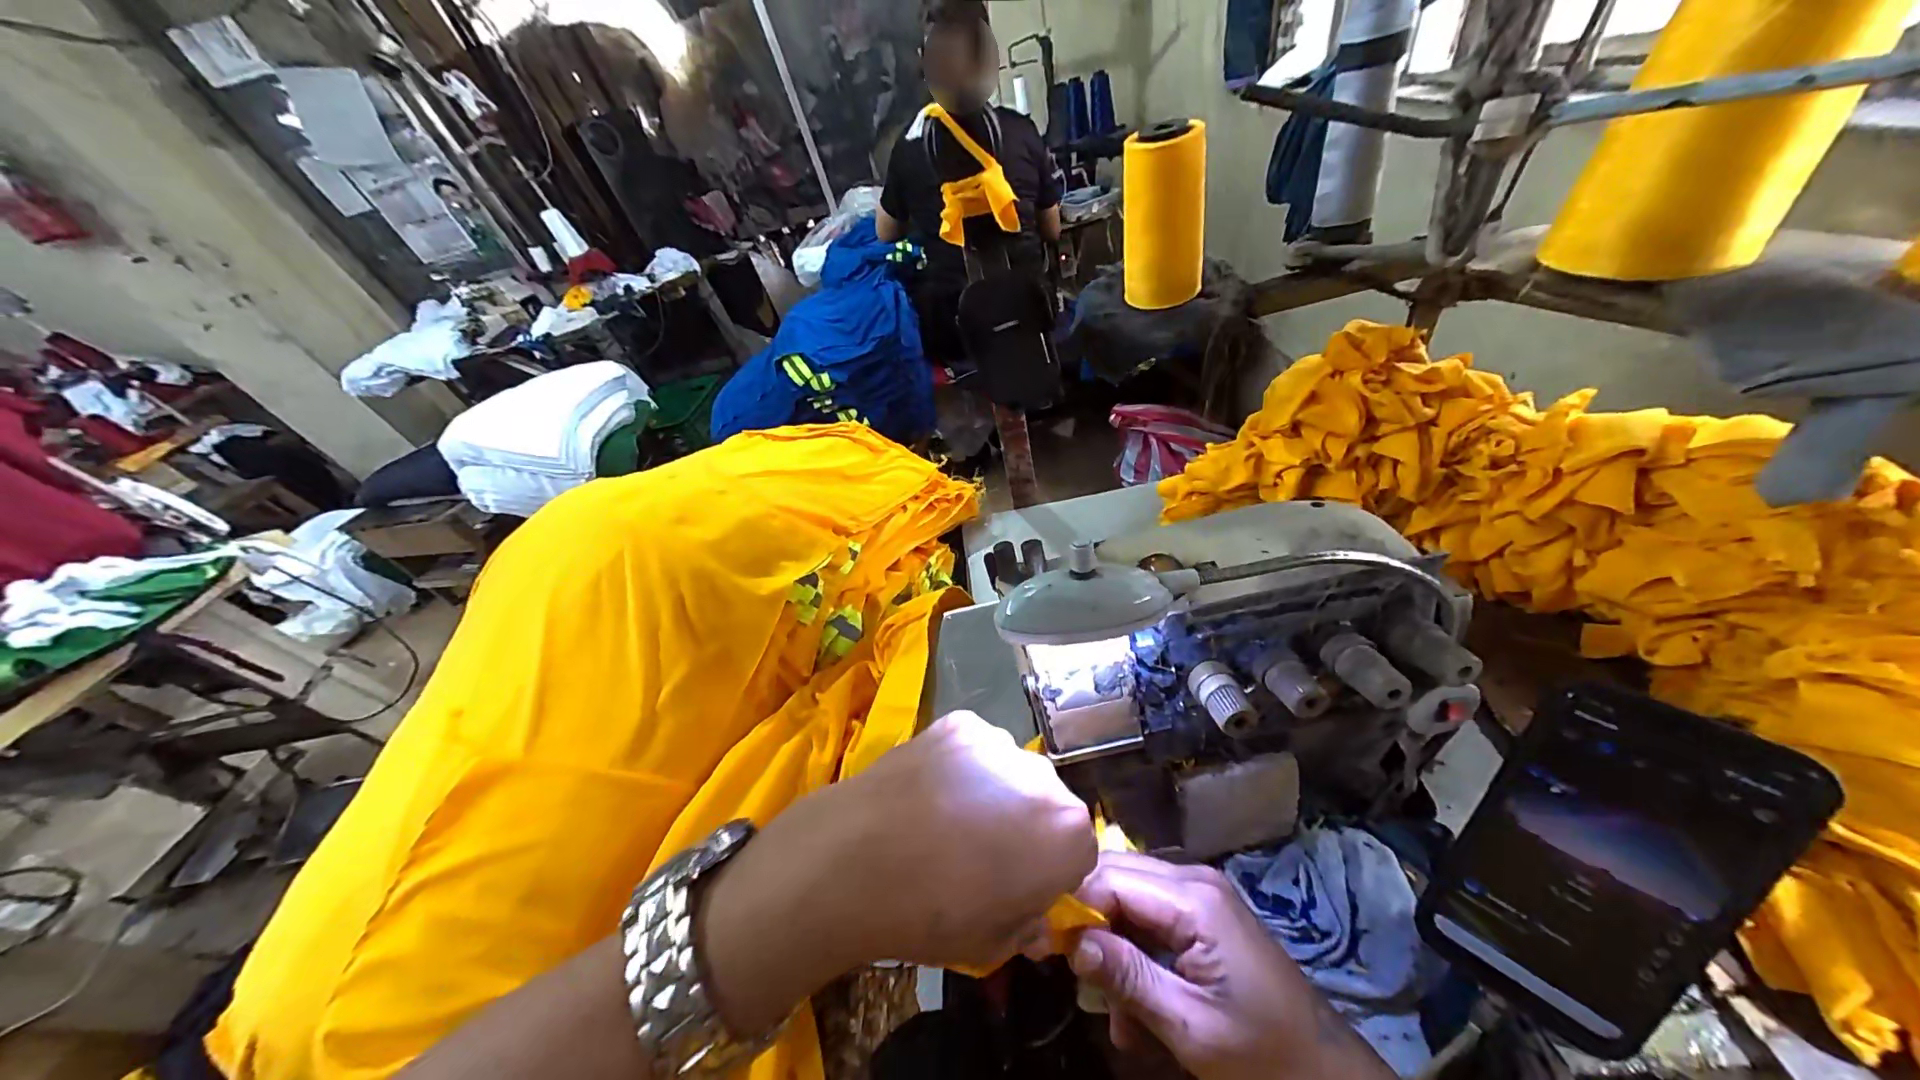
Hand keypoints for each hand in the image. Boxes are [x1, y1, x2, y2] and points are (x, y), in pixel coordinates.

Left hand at [830, 710, 1097, 969]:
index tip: (1018, 886)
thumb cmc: (930, 912)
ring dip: (994, 790)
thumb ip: (1028, 926)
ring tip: (946, 817)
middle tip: (980, 852)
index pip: (1078, 851)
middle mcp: (1044, 777)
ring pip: (1010, 770)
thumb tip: (1034, 918)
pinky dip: (960, 763)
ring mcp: (999, 743)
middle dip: (1026, 825)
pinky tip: (928, 788)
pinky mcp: (959, 722)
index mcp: (1067, 833)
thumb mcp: (990, 945)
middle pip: (1048, 803)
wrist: (856, 857)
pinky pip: (974, 746)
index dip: (1050, 872)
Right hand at [1070, 852, 1396, 1079]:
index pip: (1110, 879)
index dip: (1073, 909)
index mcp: (1192, 899)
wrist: (1328, 1071)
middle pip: (1116, 878)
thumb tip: (1073, 943)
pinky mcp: (1202, 914)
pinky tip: (1136, 1006)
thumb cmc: (1263, 1053)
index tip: (1046, 948)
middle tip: (1074, 974)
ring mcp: (1199, 894)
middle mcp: (1192, 879)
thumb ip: (1130, 978)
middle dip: (1090, 925)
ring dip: (1111, 947)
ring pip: (1128, 898)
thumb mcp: (1190, 1026)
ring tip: (1114, 1012)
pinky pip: (1149, 917)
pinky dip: (1134, 953)